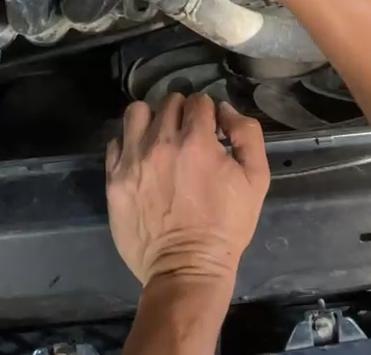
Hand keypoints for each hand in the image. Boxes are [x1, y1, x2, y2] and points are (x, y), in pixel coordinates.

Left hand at [105, 93, 269, 285]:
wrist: (187, 270)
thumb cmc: (226, 225)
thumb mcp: (256, 180)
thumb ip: (247, 134)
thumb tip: (225, 110)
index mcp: (196, 140)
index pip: (199, 101)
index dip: (208, 114)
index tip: (211, 132)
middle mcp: (161, 142)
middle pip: (169, 102)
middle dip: (183, 113)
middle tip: (188, 137)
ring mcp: (133, 160)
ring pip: (137, 112)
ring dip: (152, 120)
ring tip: (160, 139)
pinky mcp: (114, 179)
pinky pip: (116, 142)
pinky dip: (129, 144)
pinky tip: (141, 159)